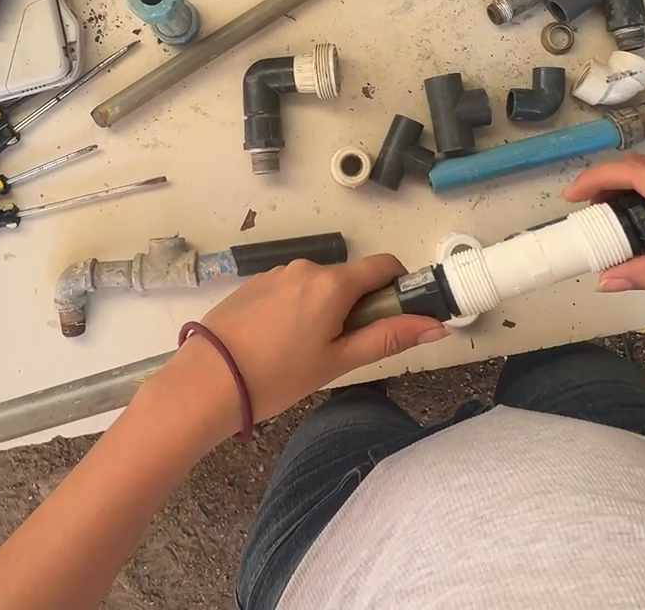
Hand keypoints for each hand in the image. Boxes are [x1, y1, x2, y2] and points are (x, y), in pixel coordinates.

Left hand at [155, 256, 447, 433]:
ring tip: (306, 352)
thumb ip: (388, 338)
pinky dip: (297, 308)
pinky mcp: (253, 284)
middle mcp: (306, 267)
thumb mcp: (339, 361)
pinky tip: (278, 343)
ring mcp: (277, 273)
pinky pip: (290, 289)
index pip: (384, 264)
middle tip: (345, 349)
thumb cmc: (279, 375)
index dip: (400, 286)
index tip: (399, 315)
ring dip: (326, 308)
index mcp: (333, 283)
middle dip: (359, 305)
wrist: (207, 380)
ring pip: (318, 285)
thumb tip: (437, 324)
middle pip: (350, 278)